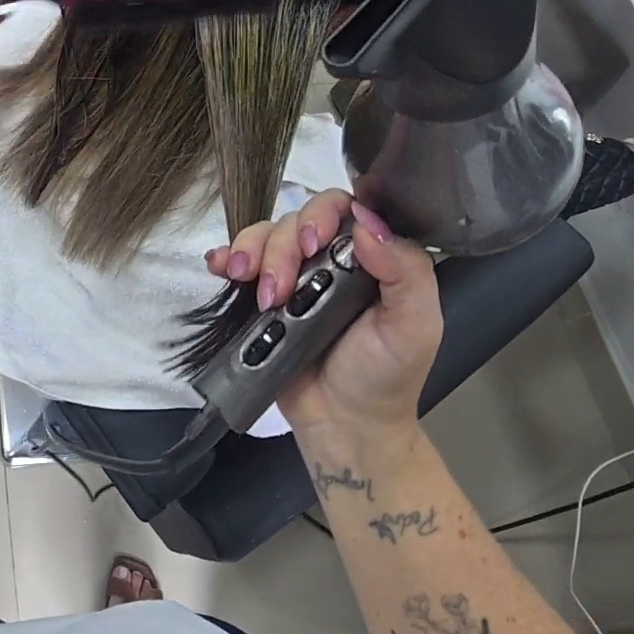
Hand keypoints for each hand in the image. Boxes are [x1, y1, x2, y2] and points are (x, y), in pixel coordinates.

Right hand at [206, 191, 442, 441]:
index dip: (321, 214)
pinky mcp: (260, 297)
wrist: (342, 425)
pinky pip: (236, 263)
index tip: (312, 246)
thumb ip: (406, 272)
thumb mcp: (415, 326)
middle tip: (278, 292)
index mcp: (370, 256)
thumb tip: (366, 222)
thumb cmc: (385, 377)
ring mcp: (292, 276)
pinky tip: (218, 267)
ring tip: (246, 285)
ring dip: (250, 253)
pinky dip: (223, 258)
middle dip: (280, 249)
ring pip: (263, 236)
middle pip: (294, 220)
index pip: (343, 208)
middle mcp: (329, 258)